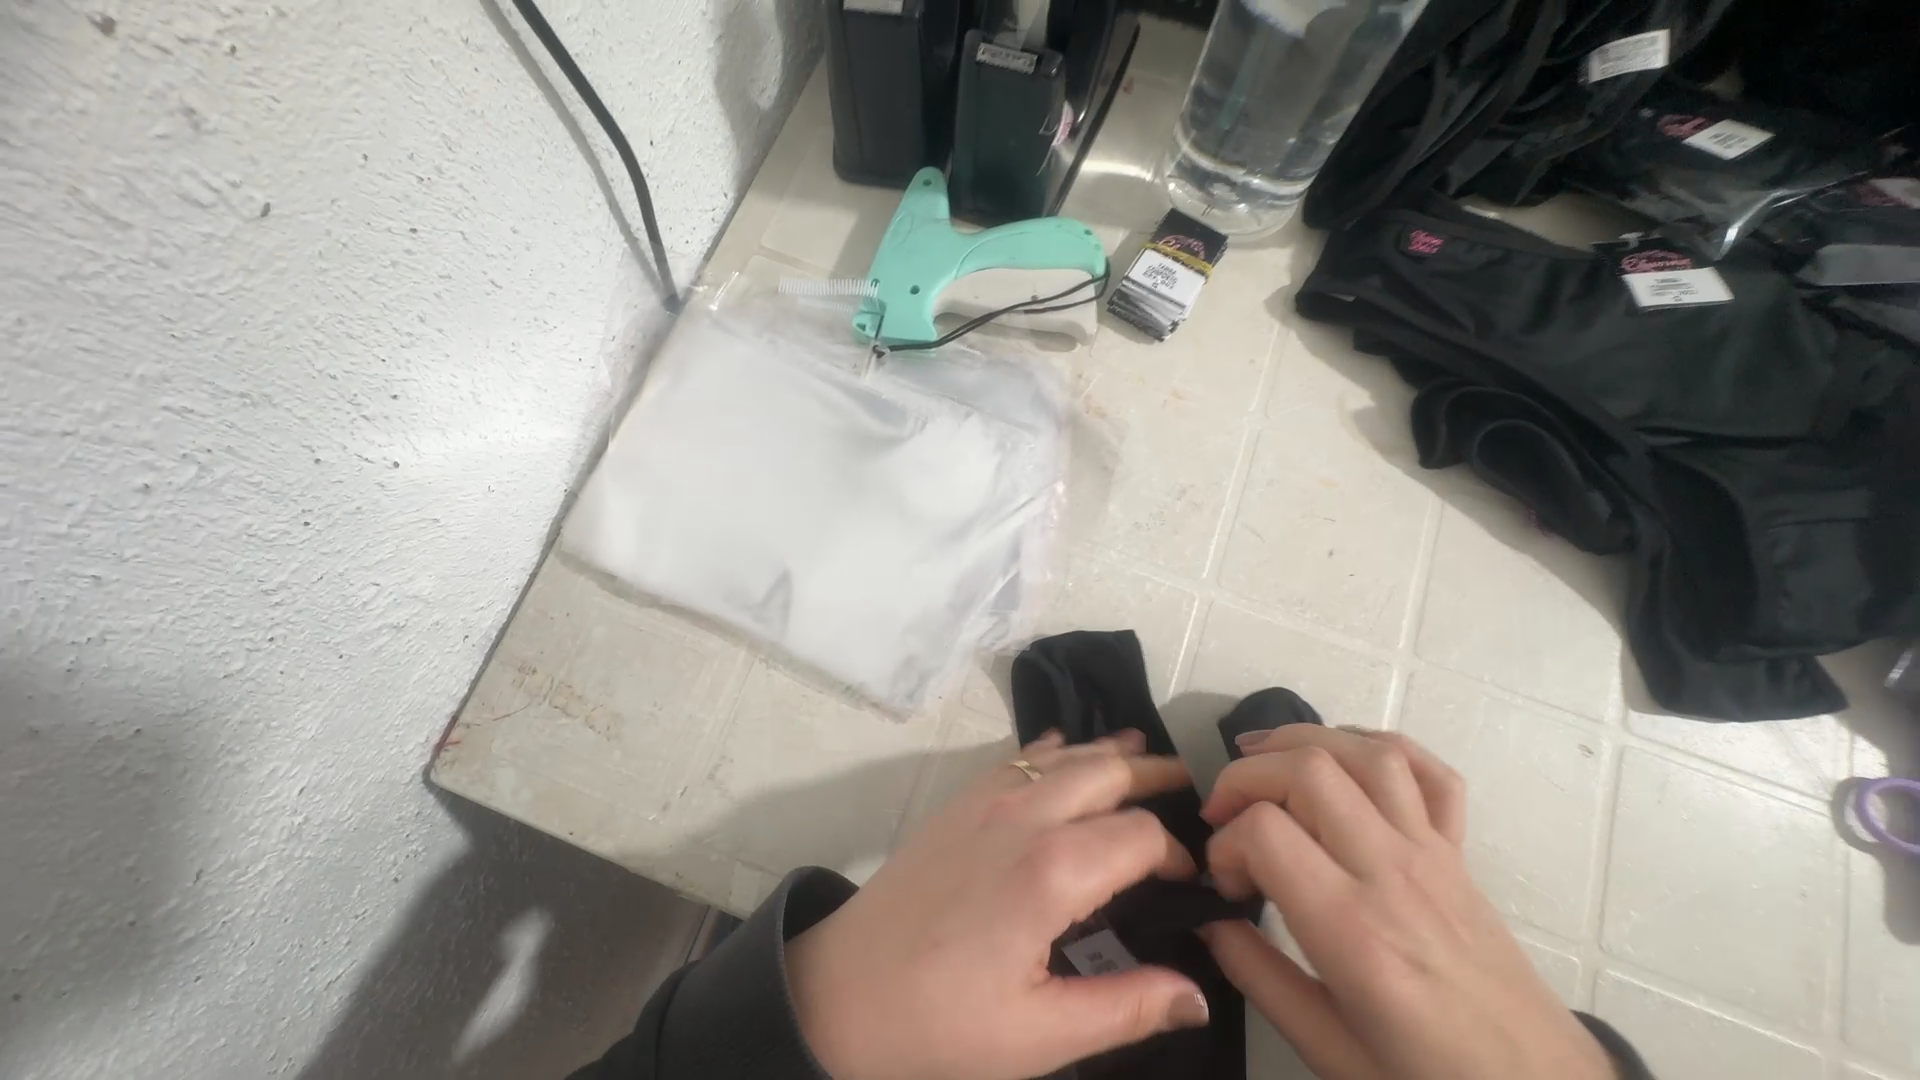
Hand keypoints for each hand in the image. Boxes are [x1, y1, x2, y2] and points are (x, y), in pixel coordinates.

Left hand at [785, 730, 1213, 1079]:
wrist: (840, 991)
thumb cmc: (941, 1022)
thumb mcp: (1040, 1034)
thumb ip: (1127, 1008)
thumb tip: (1198, 994)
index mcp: (1053, 871)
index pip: (1141, 835)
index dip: (1176, 853)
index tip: (1189, 880)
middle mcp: (1025, 816)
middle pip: (1107, 771)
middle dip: (1153, 774)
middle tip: (1188, 786)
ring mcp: (985, 799)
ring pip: (1063, 754)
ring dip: (1107, 751)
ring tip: (1143, 752)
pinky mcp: (958, 801)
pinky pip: (1017, 755)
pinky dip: (1053, 748)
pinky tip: (1065, 748)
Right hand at [1200, 725, 1614, 1079]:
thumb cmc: (1429, 1078)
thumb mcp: (1329, 1052)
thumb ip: (1258, 977)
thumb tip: (1209, 919)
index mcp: (1354, 932)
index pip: (1265, 833)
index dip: (1223, 844)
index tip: (1224, 882)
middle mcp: (1392, 873)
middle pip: (1307, 770)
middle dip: (1244, 775)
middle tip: (1222, 813)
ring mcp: (1432, 855)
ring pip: (1365, 754)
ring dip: (1302, 740)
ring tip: (1262, 758)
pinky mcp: (1458, 854)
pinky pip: (1429, 773)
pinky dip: (1379, 745)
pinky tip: (1341, 759)